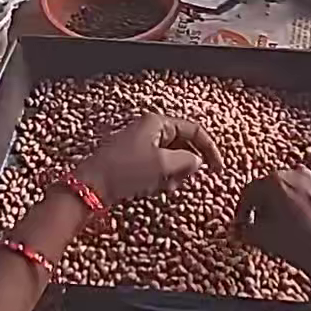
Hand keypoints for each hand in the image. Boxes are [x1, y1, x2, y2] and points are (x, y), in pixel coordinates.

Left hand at [73, 113, 223, 206]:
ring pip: (171, 157)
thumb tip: (198, 161)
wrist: (91, 186)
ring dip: (175, 173)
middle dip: (188, 163)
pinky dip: (162, 177)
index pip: (195, 130)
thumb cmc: (124, 170)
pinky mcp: (134, 159)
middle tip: (186, 179)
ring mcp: (141, 144)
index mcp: (158, 122)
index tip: (218, 169)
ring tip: (168, 186)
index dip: (210, 149)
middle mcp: (150, 129)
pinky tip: (157, 188)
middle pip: (183, 143)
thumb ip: (186, 161)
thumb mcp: (162, 165)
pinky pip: (158, 166)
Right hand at [237, 166, 310, 292]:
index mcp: (275, 180)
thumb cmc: (304, 245)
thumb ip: (247, 230)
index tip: (242, 223)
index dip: (243, 210)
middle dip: (264, 207)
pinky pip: (310, 198)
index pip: (250, 192)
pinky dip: (302, 210)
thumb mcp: (265, 239)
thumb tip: (242, 229)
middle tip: (260, 227)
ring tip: (282, 231)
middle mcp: (297, 174)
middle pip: (271, 188)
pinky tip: (303, 230)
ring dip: (284, 208)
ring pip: (292, 192)